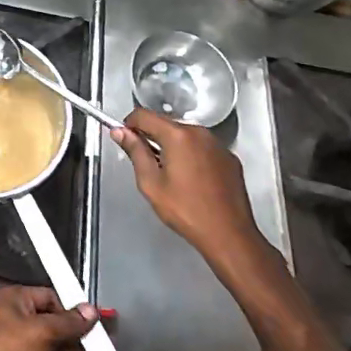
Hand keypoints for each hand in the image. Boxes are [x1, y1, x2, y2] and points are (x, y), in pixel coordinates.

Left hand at [0, 287, 95, 350]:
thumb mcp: (42, 332)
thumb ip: (69, 322)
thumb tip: (91, 310)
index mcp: (13, 299)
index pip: (49, 296)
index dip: (71, 309)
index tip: (95, 323)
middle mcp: (15, 318)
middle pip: (53, 321)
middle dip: (75, 335)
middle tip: (98, 348)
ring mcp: (18, 344)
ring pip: (53, 344)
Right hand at [112, 108, 263, 261]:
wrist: (229, 235)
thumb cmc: (185, 210)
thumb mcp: (150, 182)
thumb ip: (135, 151)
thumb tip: (120, 132)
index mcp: (178, 136)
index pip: (144, 115)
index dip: (129, 124)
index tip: (124, 139)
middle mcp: (201, 133)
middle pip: (166, 123)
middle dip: (152, 136)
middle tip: (146, 163)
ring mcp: (219, 145)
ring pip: (185, 135)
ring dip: (172, 146)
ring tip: (169, 174)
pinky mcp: (230, 159)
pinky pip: (203, 148)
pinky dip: (191, 155)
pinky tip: (191, 179)